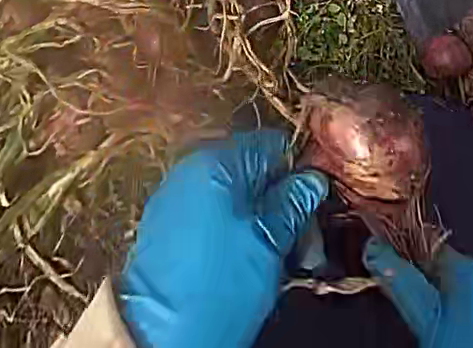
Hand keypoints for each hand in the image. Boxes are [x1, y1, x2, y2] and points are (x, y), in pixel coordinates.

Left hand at [117, 130, 328, 347]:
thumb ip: (292, 206)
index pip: (270, 144)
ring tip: (283, 262)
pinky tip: (252, 262)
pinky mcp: (170, 222)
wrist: (156, 334)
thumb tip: (313, 180)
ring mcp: (179, 193)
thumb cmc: (216, 285)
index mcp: (216, 160)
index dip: (299, 171)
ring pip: (237, 195)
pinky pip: (215, 212)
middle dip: (284, 204)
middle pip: (254, 170)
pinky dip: (237, 230)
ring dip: (264, 222)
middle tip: (307, 248)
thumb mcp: (267, 244)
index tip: (316, 205)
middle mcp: (194, 167)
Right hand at [364, 238, 472, 347]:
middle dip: (434, 289)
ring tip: (450, 336)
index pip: (427, 249)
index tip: (394, 279)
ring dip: (459, 308)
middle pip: (451, 272)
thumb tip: (372, 244)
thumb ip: (400, 282)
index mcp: (471, 268)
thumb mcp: (427, 324)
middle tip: (421, 320)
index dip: (408, 262)